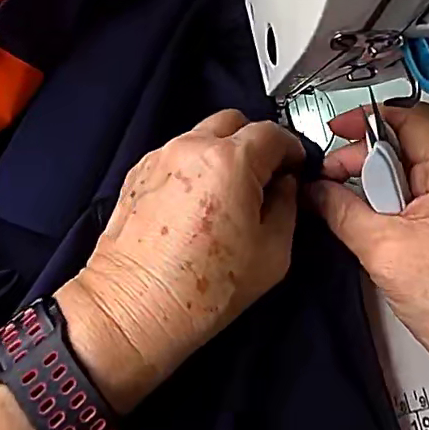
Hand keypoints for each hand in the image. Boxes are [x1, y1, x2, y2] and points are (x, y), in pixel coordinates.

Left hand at [57, 109, 303, 410]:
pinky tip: (196, 205)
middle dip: (255, 143)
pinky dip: (192, 167)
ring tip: (227, 196)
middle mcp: (190, 149)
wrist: (134, 307)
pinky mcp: (137, 173)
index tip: (293, 167)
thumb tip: (284, 186)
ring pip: (201, 136)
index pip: (272, 133)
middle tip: (264, 177)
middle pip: (233, 122)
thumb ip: (287, 206)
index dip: (290, 150)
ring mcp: (159, 158)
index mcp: (229, 161)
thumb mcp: (273, 253)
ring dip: (221, 154)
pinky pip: (175, 155)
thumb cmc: (200, 289)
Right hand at [308, 103, 428, 429]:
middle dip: (363, 157)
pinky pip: (418, 195)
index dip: (369, 119)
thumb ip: (340, 209)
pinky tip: (370, 223)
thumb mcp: (379, 248)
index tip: (337, 129)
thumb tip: (314, 189)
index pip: (413, 120)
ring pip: (411, 171)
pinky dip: (389, 201)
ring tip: (348, 207)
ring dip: (374, 182)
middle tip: (330, 179)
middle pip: (408, 145)